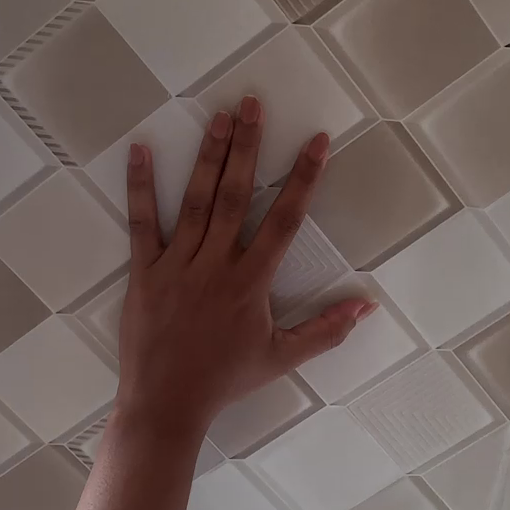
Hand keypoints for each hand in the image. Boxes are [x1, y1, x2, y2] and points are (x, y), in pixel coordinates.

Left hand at [111, 95, 376, 442]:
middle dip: (248, 147)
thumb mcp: (282, 357)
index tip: (316, 140)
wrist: (166, 406)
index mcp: (252, 282)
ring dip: (209, 157)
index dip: (302, 178)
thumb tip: (368, 306)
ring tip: (219, 116)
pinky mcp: (144, 271)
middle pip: (236, 196)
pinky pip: (142, 223)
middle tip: (253, 103)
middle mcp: (217, 264)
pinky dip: (141, 187)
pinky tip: (141, 150)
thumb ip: (326, 330)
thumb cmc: (226, 380)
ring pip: (197, 202)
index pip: (285, 220)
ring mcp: (178, 265)